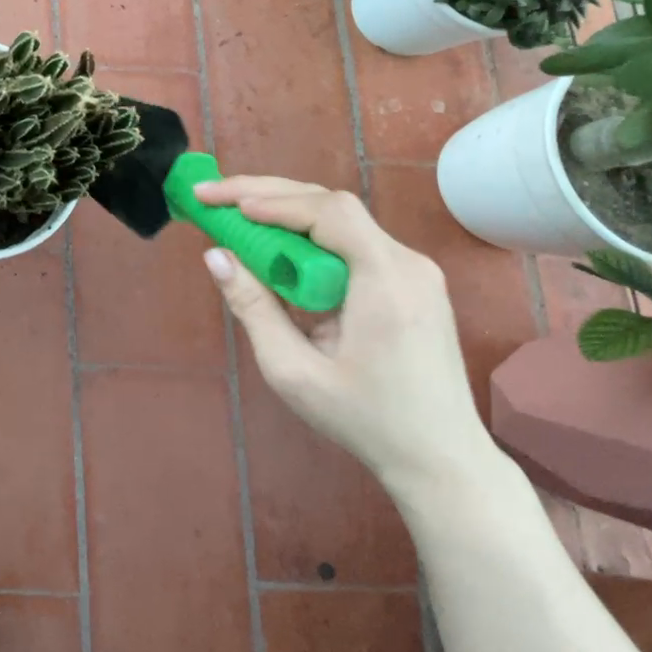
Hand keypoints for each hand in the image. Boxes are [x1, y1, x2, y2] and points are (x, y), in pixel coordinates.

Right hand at [195, 176, 495, 497]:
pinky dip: (304, 234)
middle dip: (266, 193)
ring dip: (284, 210)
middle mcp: (407, 264)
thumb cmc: (364, 418)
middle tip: (211, 194)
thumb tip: (215, 256)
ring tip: (231, 212)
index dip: (271, 200)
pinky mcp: (409, 285)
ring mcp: (413, 273)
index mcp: (386, 282)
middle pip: (332, 205)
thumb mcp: (292, 369)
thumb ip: (253, 307)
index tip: (221, 204)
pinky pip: (351, 242)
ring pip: (341, 220)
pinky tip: (272, 243)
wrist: (440, 458)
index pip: (328, 213)